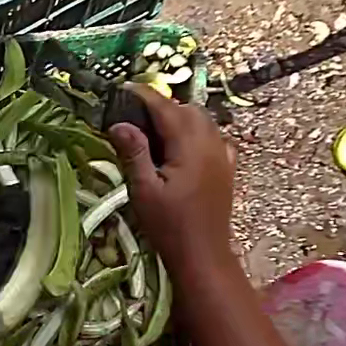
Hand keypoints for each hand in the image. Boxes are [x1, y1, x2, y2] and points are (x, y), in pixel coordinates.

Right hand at [107, 85, 235, 274]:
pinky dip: (195, 133)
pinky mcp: (226, 169)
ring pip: (202, 121)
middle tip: (133, 115)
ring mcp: (223, 155)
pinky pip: (213, 138)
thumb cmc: (169, 226)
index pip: (165, 108)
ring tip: (153, 130)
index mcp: (189, 146)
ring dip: (179, 118)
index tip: (121, 89)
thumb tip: (119, 124)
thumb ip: (133, 153)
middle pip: (187, 110)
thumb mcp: (143, 191)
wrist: (203, 256)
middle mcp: (211, 143)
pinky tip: (181, 147)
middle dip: (161, 106)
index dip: (143, 96)